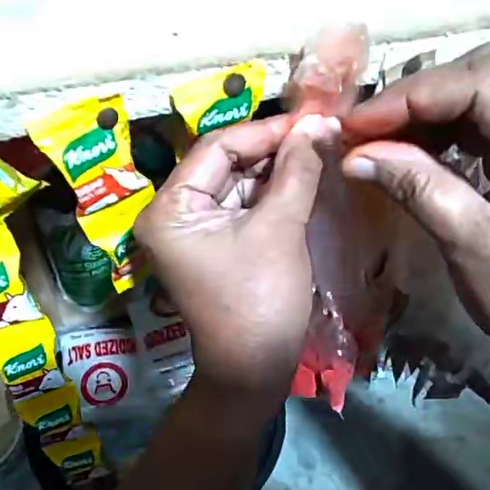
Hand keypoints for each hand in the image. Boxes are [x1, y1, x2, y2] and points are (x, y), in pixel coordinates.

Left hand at [135, 116, 330, 403]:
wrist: (253, 370)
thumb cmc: (259, 300)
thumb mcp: (279, 228)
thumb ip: (296, 170)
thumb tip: (318, 123)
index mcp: (169, 209)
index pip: (216, 147)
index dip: (266, 130)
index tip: (312, 119)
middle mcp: (170, 215)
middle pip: (224, 163)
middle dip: (272, 149)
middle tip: (320, 133)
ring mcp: (190, 231)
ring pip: (236, 183)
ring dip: (275, 170)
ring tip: (318, 151)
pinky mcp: (211, 246)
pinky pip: (240, 207)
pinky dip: (270, 194)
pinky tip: (303, 178)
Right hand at [340, 47, 489, 396]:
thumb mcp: (473, 249)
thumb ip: (417, 187)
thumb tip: (353, 152)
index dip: (413, 95)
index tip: (354, 123)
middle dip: (423, 97)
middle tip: (365, 131)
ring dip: (442, 105)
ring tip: (389, 137)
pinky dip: (468, 118)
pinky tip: (430, 141)